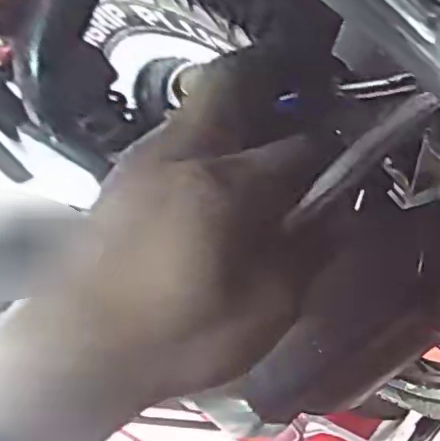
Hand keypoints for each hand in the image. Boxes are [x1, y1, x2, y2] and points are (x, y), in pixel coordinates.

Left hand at [0, 52, 330, 440]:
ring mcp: (141, 164)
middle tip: (315, 107)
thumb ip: (309, 254)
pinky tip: (234, 188)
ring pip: (201, 110)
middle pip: (232, 86)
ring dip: (247, 119)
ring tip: (282, 153)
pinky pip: (179, 142)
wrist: (78, 354)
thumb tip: (341, 219)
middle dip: (280, 86)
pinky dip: (216, 147)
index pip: (299, 148)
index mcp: (223, 187)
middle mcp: (178, 157)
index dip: (337, 150)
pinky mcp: (121, 184)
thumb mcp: (269, 307)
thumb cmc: (182, 337)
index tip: (361, 157)